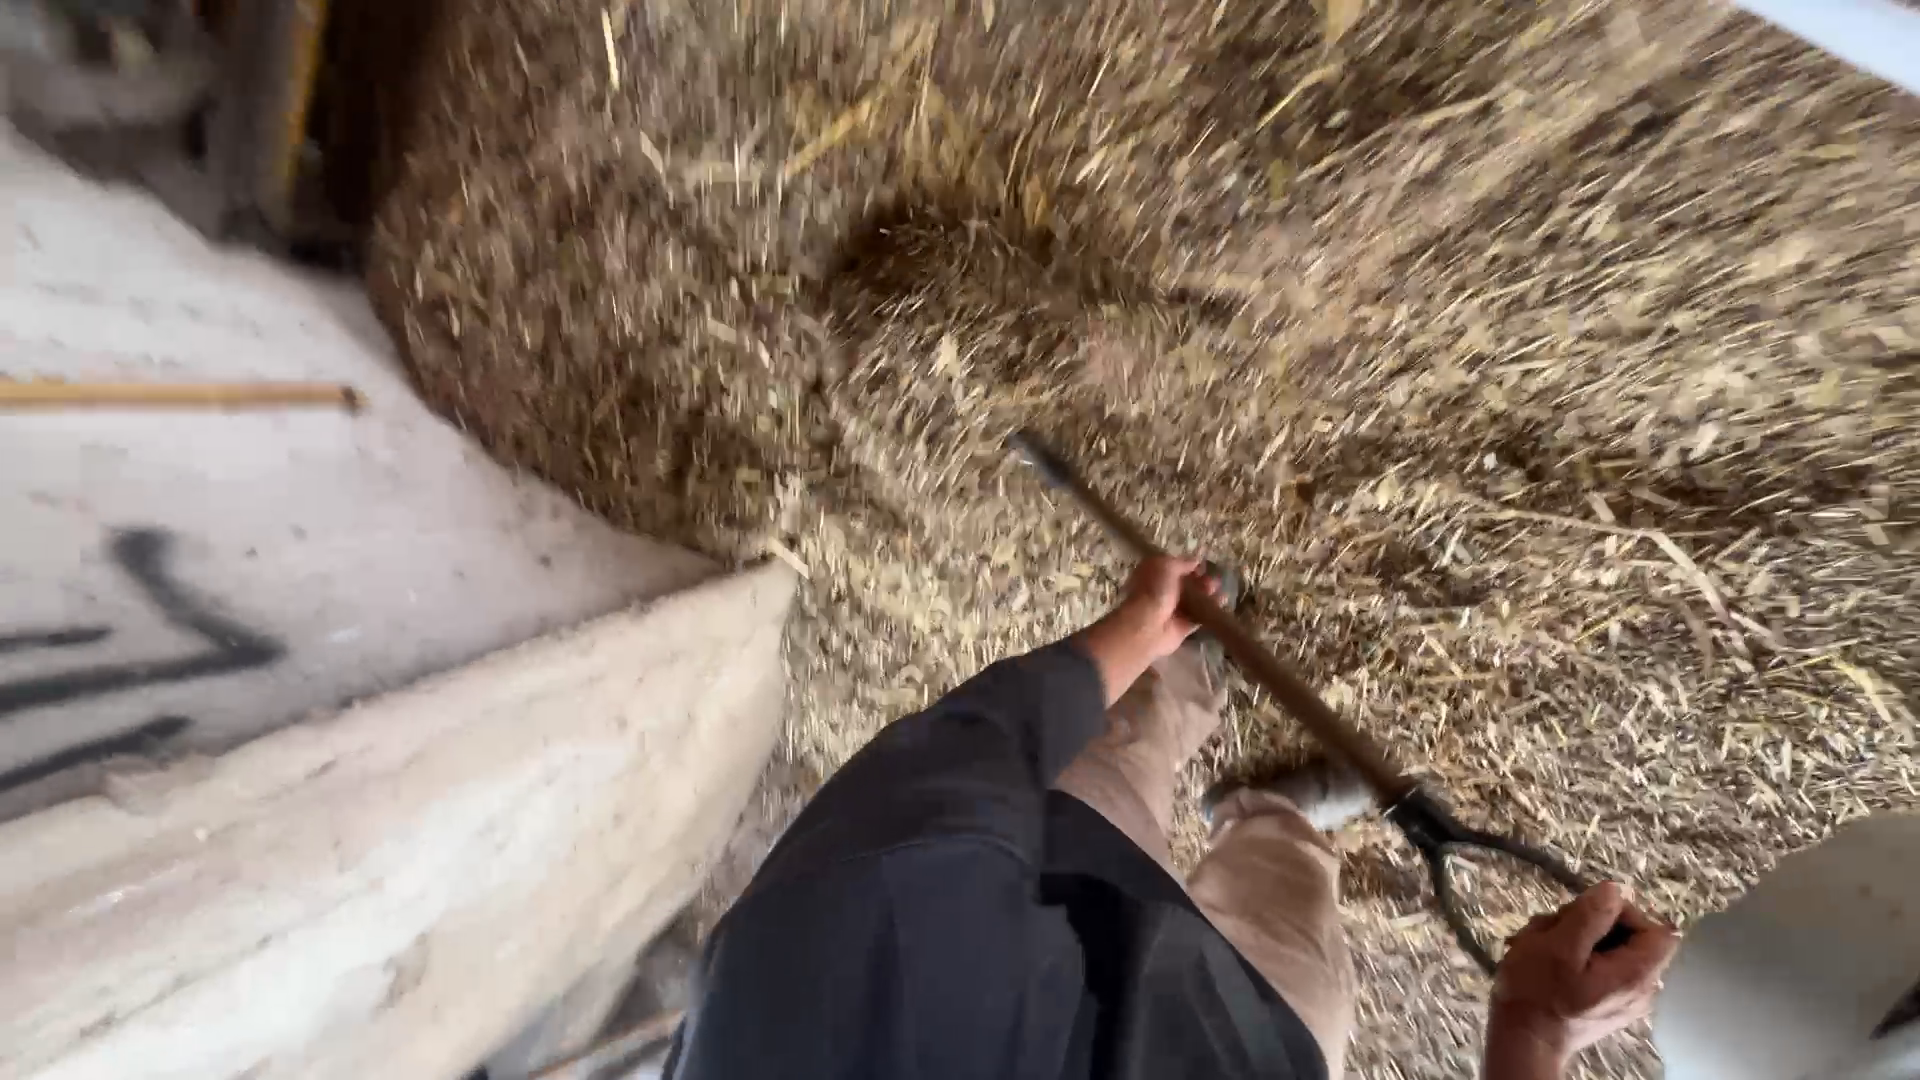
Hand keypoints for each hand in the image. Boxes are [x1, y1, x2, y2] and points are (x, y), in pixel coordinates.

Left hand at [1076, 556, 1217, 705]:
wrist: (1148, 625)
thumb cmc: (1153, 590)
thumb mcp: (1165, 566)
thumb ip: (1181, 563)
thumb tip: (1195, 561)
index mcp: (1151, 575)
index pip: (1172, 568)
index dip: (1188, 566)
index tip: (1203, 566)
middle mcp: (1160, 592)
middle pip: (1185, 584)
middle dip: (1200, 580)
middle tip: (1212, 580)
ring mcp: (1171, 610)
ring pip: (1193, 600)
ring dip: (1207, 593)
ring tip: (1217, 589)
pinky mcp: (1182, 626)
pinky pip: (1199, 615)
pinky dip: (1211, 608)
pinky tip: (1222, 601)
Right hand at [1485, 882, 1679, 1076]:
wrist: (1525, 1036)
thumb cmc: (1537, 989)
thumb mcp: (1557, 944)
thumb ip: (1589, 916)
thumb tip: (1614, 890)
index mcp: (1636, 974)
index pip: (1656, 930)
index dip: (1623, 911)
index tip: (1582, 910)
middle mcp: (1642, 989)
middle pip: (1631, 938)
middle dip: (1589, 923)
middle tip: (1551, 927)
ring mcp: (1625, 999)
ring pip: (1610, 950)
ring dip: (1574, 938)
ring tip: (1539, 944)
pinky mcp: (1607, 1003)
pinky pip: (1600, 967)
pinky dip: (1575, 956)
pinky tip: (1546, 961)